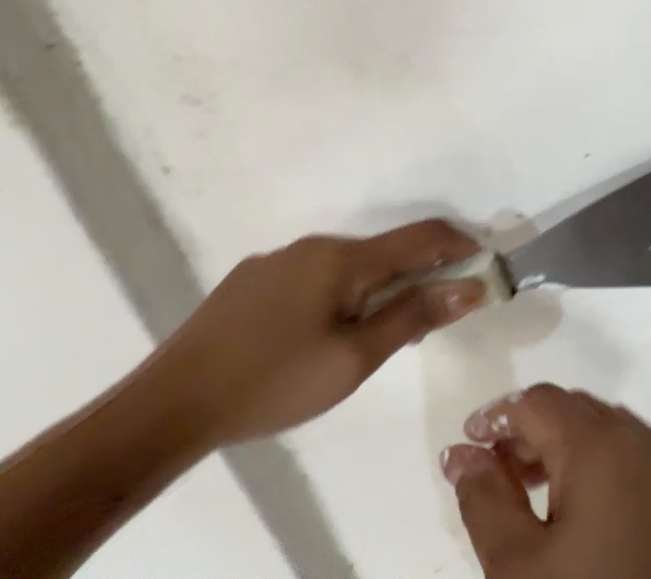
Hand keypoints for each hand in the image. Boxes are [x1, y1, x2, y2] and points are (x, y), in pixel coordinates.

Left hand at [145, 220, 485, 447]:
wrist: (161, 412)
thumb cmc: (272, 383)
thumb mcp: (356, 357)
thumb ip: (417, 315)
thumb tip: (472, 286)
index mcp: (342, 259)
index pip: (424, 237)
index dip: (465, 248)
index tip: (489, 272)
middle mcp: (312, 247)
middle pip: (388, 252)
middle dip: (421, 277)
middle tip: (430, 324)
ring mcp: (276, 263)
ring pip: (351, 267)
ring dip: (381, 289)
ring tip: (375, 339)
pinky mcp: (250, 284)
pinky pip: (317, 278)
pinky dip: (343, 296)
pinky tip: (324, 339)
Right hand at [441, 385, 650, 578]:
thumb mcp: (515, 560)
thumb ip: (484, 498)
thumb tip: (462, 453)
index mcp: (600, 443)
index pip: (540, 400)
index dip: (498, 417)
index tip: (467, 451)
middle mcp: (641, 435)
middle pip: (575, 408)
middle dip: (529, 431)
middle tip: (494, 478)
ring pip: (606, 425)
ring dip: (564, 444)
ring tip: (530, 495)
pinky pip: (634, 448)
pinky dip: (600, 459)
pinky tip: (577, 505)